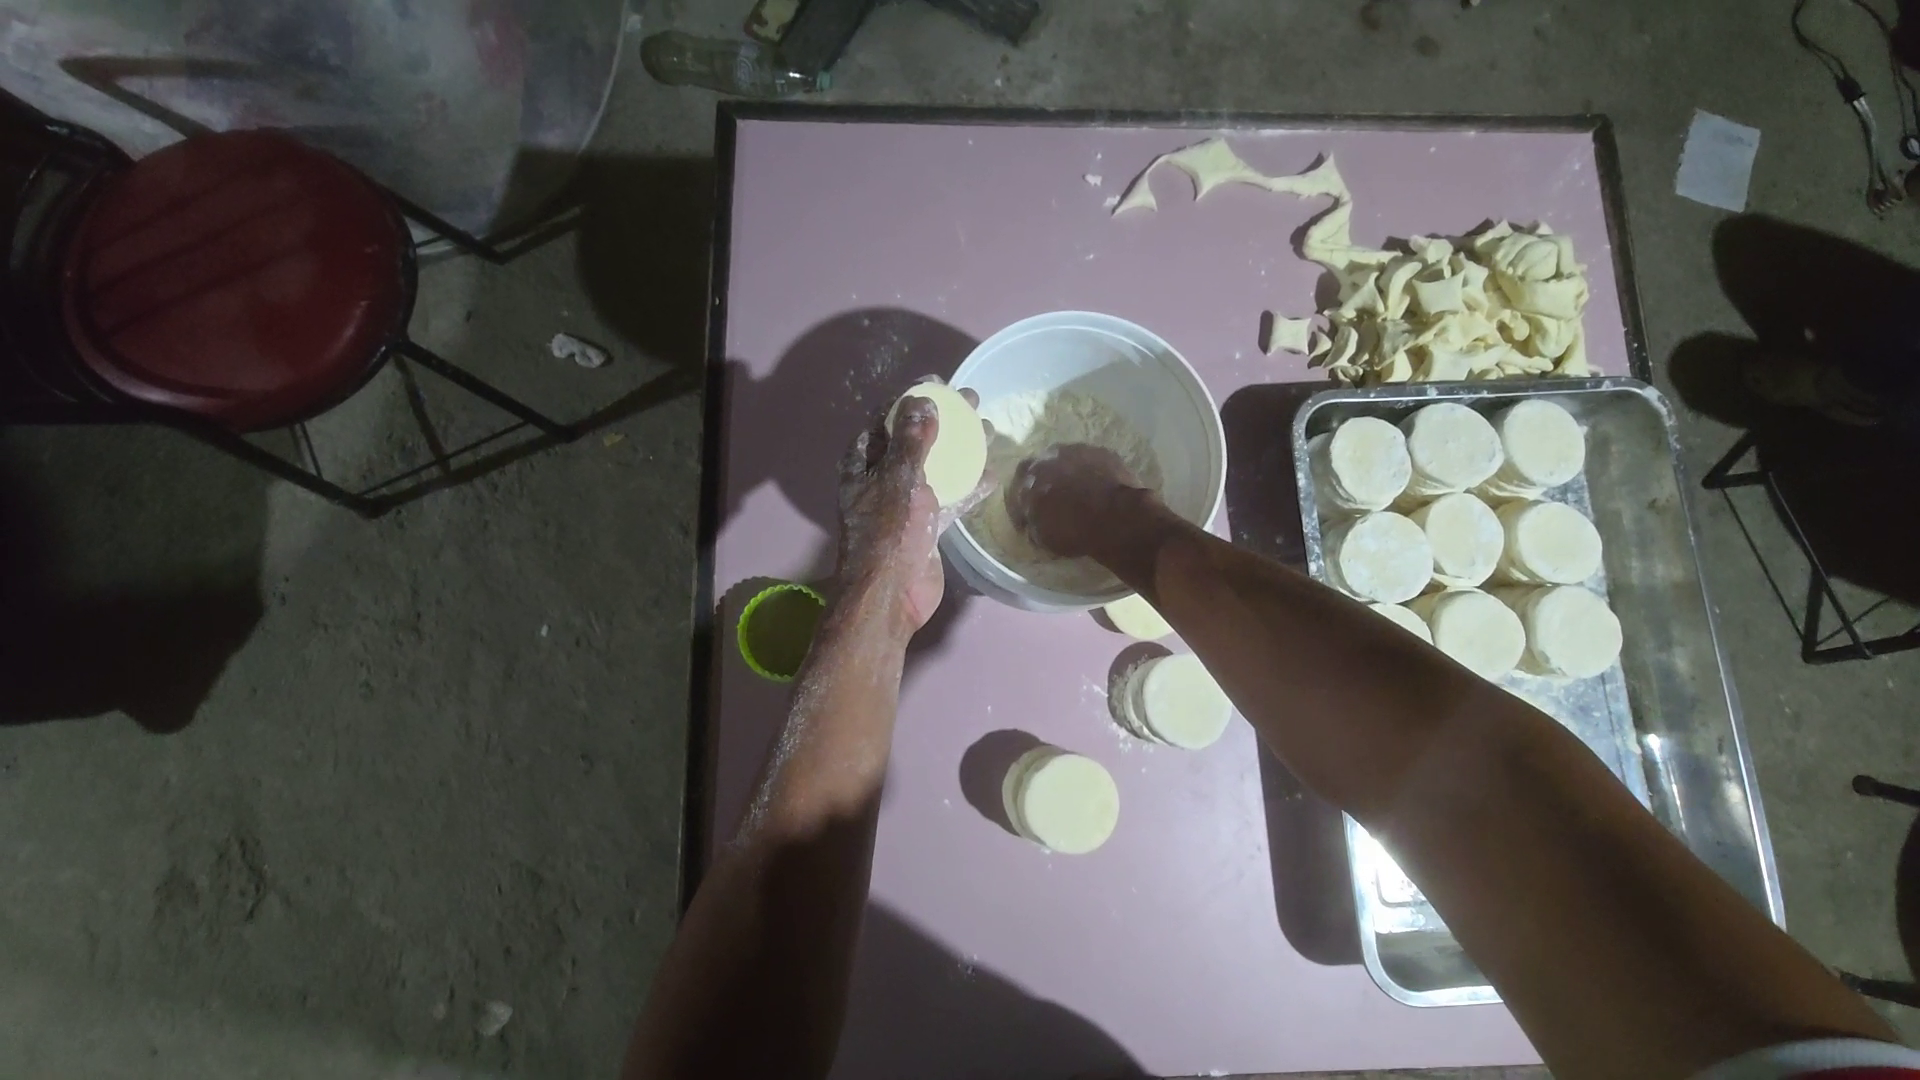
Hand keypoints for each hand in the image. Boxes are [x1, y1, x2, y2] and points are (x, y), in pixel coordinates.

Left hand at [836, 388, 978, 635]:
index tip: (938, 383)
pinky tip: (992, 473)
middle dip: (943, 419)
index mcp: (864, 465)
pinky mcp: (926, 526)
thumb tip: (923, 401)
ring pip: (936, 467)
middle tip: (971, 400)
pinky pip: (950, 499)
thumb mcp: (900, 480)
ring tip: (988, 428)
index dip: (910, 399)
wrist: (891, 595)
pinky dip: (968, 486)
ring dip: (961, 449)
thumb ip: (913, 441)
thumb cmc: (889, 533)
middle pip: (916, 440)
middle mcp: (881, 480)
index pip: (886, 420)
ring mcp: (905, 504)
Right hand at [1004, 443, 1148, 558]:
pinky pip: (1089, 462)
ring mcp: (1076, 451)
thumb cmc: (1074, 531)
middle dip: (1041, 483)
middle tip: (1049, 500)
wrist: (1116, 517)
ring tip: (1075, 492)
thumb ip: (1033, 525)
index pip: (1015, 490)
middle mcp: (1047, 458)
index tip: (1027, 519)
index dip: (1021, 505)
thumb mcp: (1043, 538)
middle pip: (1038, 468)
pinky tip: (1096, 487)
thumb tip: (1032, 523)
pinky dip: (1089, 473)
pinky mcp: (1102, 452)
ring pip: (1064, 460)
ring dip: (1066, 474)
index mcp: (1028, 480)